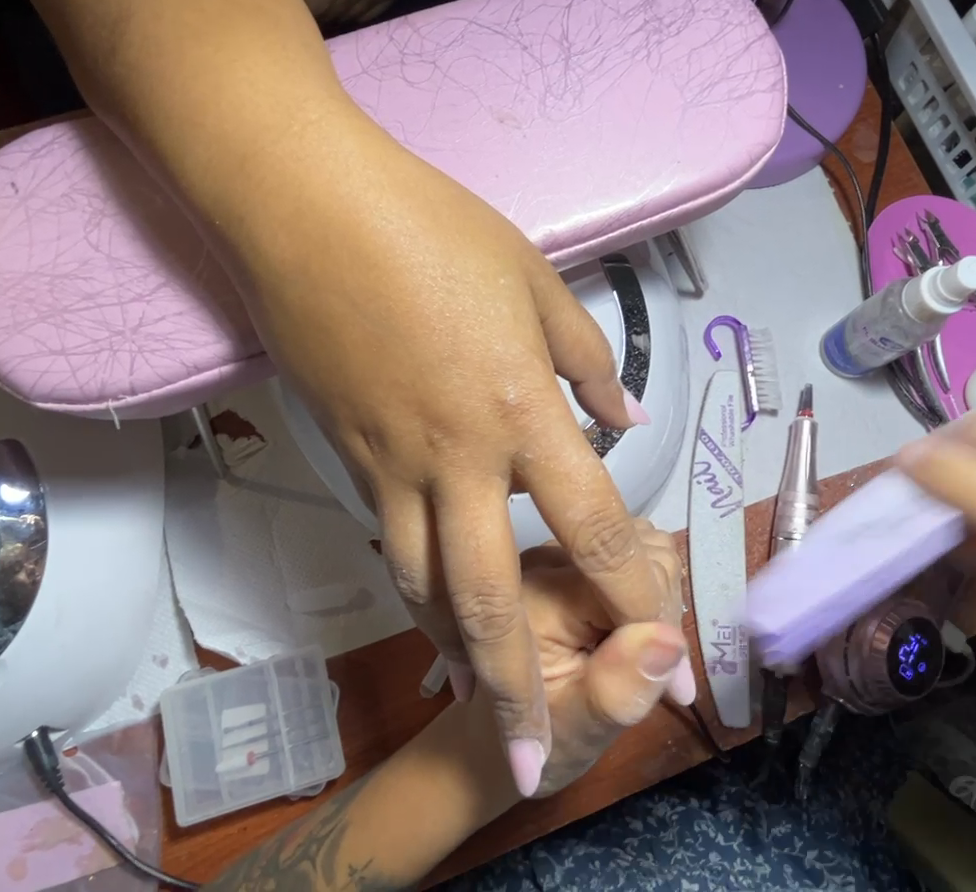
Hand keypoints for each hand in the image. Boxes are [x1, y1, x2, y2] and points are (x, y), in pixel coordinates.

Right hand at [244, 120, 684, 797]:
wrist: (312, 213)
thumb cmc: (437, 233)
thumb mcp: (535, 283)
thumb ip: (588, 361)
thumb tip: (628, 415)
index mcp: (521, 410)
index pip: (594, 528)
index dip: (636, 599)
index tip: (663, 656)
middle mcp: (459, 459)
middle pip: (489, 600)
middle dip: (517, 693)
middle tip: (532, 762)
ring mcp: (392, 464)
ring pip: (420, 585)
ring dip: (453, 653)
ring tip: (479, 703)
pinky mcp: (347, 453)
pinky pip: (386, 537)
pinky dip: (412, 585)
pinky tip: (429, 602)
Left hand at [459, 525, 696, 797]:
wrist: (493, 735)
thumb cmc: (533, 746)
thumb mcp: (579, 735)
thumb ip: (619, 690)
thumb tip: (667, 640)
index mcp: (538, 595)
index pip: (631, 576)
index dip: (661, 624)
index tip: (669, 686)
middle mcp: (544, 556)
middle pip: (643, 553)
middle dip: (662, 612)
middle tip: (653, 672)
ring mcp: (556, 550)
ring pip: (643, 549)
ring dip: (656, 601)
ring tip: (638, 654)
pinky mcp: (568, 555)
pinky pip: (630, 555)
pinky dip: (644, 592)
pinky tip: (629, 633)